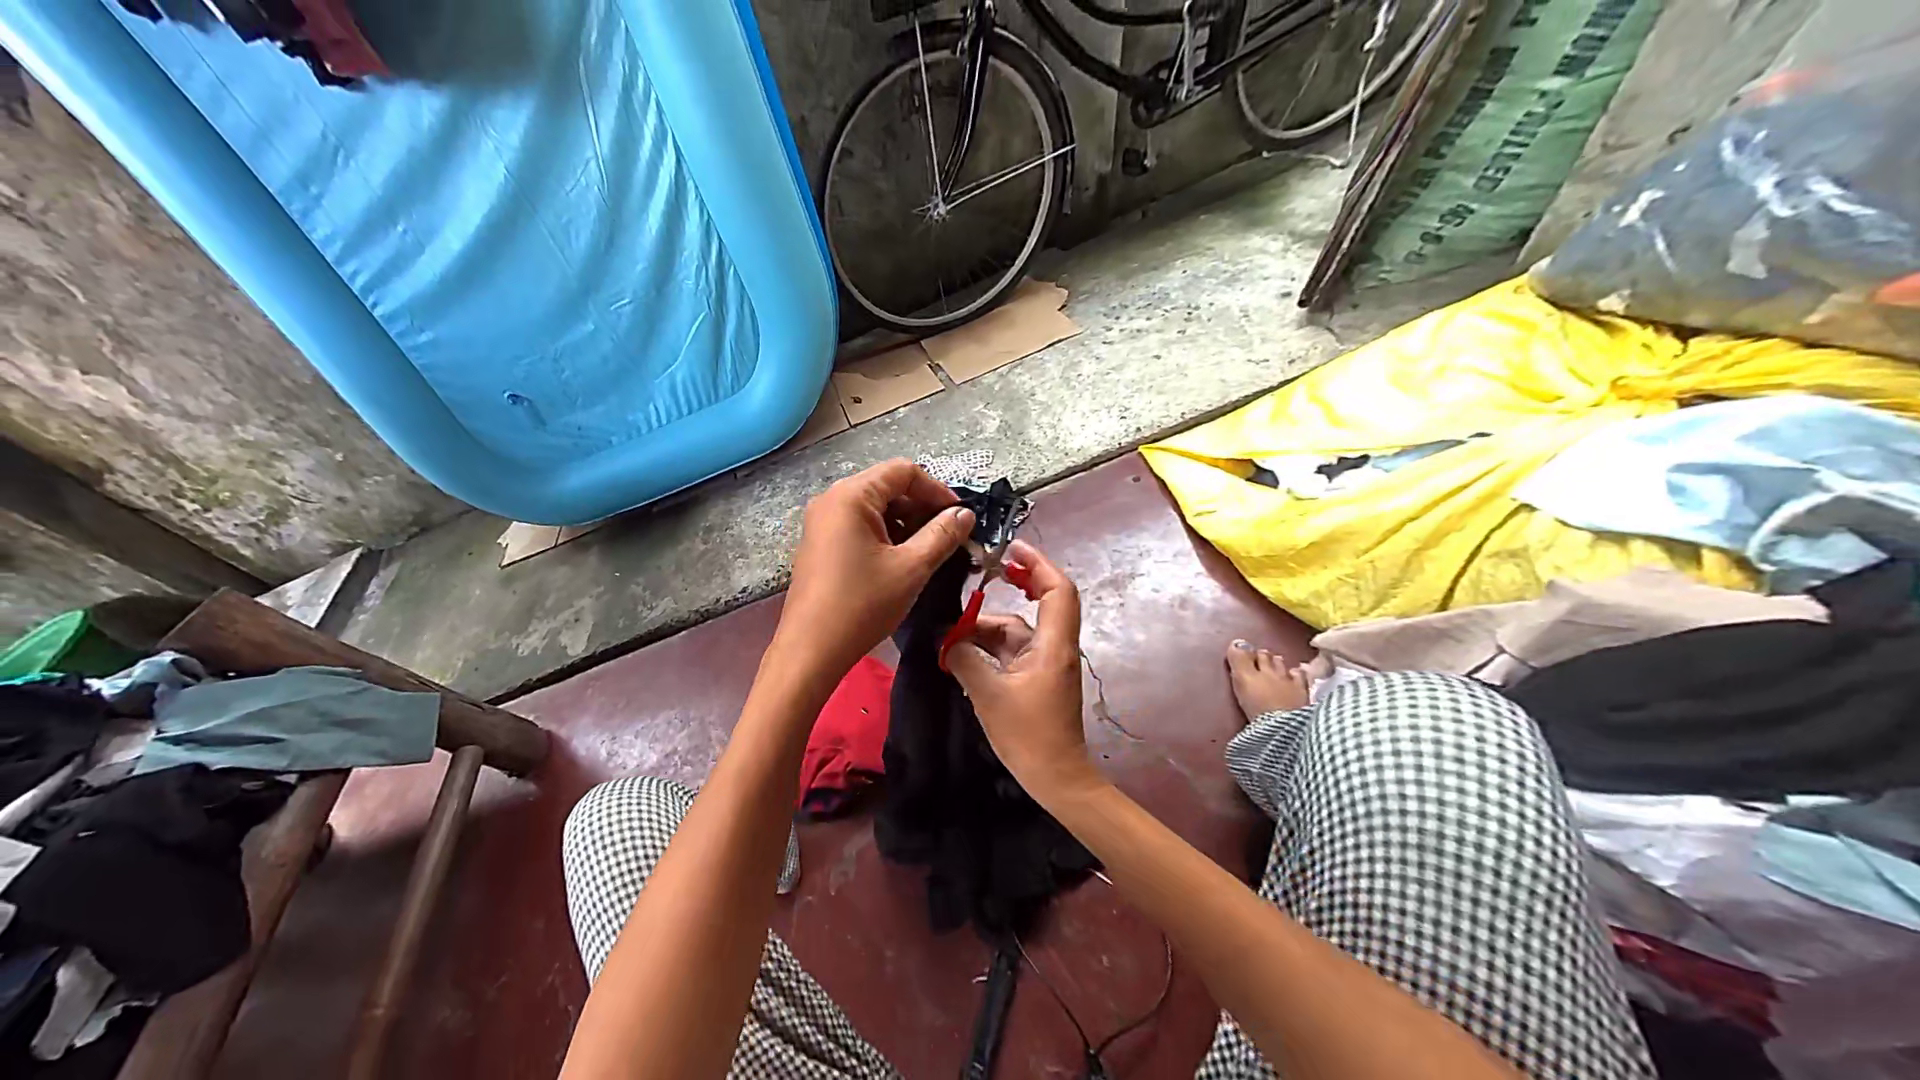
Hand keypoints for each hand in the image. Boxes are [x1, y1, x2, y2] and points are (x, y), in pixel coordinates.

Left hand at [774, 459, 973, 682]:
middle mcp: (832, 501)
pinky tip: (903, 562)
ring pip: (875, 509)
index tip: (960, 518)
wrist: (811, 650)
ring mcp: (823, 523)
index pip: (903, 471)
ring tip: (930, 552)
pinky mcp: (821, 545)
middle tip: (950, 537)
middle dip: (922, 507)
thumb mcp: (911, 568)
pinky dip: (886, 536)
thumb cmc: (862, 605)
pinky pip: (860, 527)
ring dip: (907, 524)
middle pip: (888, 487)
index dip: (937, 490)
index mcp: (851, 496)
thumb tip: (965, 515)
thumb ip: (942, 535)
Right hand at [945, 541, 1100, 798]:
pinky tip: (960, 654)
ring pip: (1018, 630)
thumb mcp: (989, 694)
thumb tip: (947, 639)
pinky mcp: (1035, 678)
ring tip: (952, 635)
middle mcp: (1053, 646)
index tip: (1011, 549)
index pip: (1057, 589)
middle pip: (1040, 602)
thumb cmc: (1028, 736)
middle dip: (1012, 587)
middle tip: (982, 575)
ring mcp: (1045, 663)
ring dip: (987, 628)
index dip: (1038, 563)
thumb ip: (965, 659)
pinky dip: (988, 648)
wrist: (1055, 778)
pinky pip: (1011, 651)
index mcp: (1053, 644)